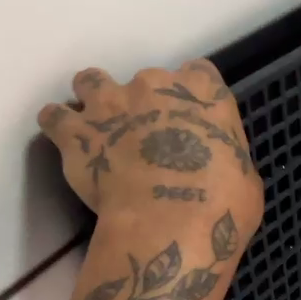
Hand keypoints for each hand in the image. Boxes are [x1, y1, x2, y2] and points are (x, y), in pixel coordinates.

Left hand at [37, 61, 263, 226]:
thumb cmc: (224, 205)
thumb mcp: (245, 176)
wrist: (171, 226)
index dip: (197, 95)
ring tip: (105, 128)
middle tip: (155, 136)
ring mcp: (109, 104)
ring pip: (91, 82)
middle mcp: (153, 85)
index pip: (201, 73)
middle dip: (150, 103)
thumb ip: (223, 154)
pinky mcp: (76, 132)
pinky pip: (55, 117)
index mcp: (204, 93)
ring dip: (97, 100)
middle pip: (147, 78)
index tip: (197, 117)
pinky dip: (62, 127)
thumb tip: (213, 160)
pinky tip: (74, 145)